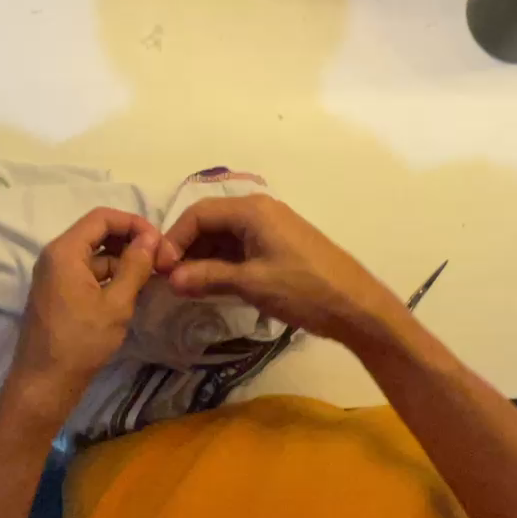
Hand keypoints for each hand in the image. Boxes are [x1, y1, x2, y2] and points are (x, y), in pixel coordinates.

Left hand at [4, 207, 160, 419]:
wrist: (44, 384)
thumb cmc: (81, 342)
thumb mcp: (116, 303)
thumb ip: (135, 266)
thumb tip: (150, 238)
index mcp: (65, 251)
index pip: (102, 217)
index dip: (134, 223)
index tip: (160, 242)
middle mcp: (55, 256)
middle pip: (97, 232)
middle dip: (130, 241)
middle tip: (160, 259)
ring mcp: (54, 275)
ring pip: (94, 254)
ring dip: (123, 260)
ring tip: (152, 276)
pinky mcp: (57, 293)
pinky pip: (87, 272)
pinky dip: (110, 276)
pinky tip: (132, 290)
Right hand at [157, 195, 404, 347]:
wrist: (357, 307)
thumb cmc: (304, 290)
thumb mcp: (252, 284)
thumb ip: (208, 277)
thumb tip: (170, 278)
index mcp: (253, 210)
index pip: (198, 214)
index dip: (174, 239)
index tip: (160, 270)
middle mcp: (260, 211)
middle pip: (209, 222)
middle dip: (186, 248)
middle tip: (169, 280)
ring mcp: (272, 228)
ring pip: (224, 237)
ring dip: (203, 258)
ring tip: (187, 287)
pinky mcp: (279, 246)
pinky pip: (240, 248)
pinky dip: (222, 263)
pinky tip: (212, 285)